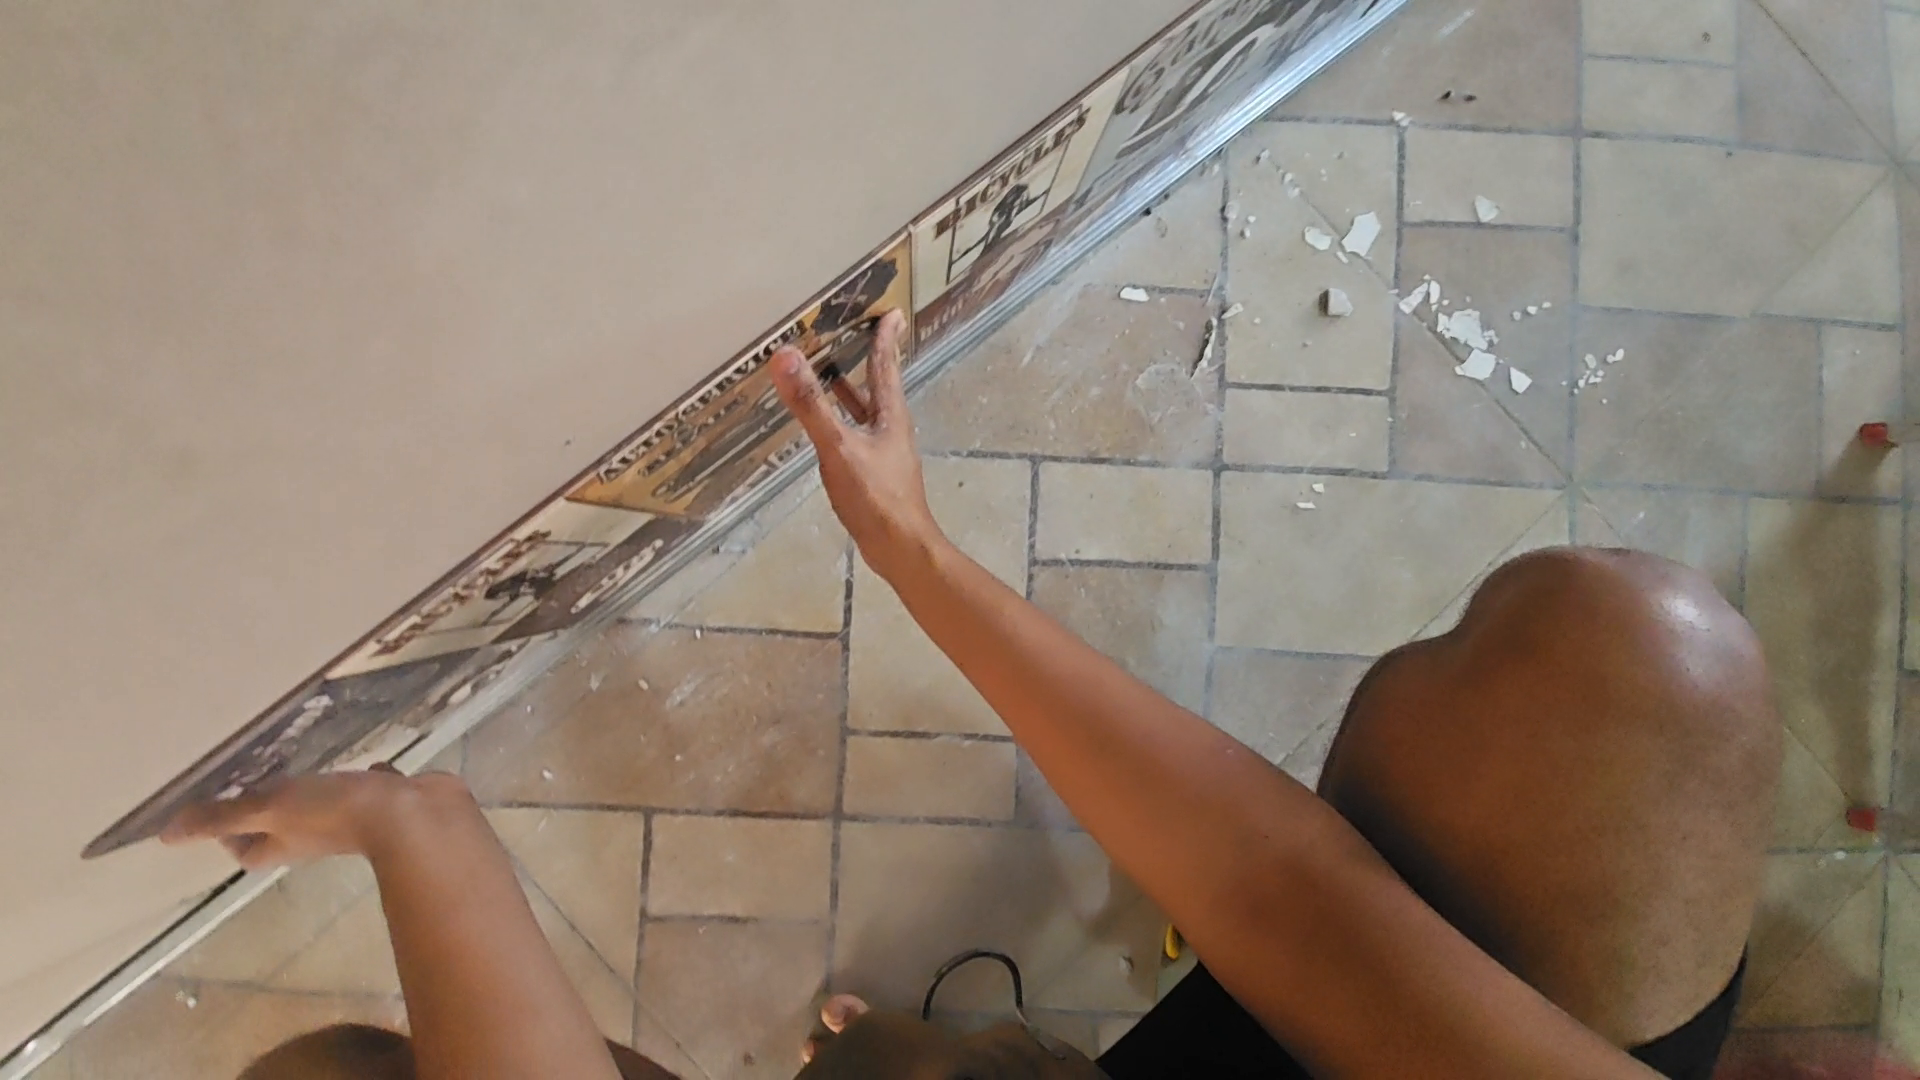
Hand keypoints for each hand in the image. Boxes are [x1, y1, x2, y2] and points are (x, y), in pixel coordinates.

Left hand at [160, 766, 425, 869]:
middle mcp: (310, 838)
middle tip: (274, 764)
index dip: (227, 818)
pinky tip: (373, 764)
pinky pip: (369, 790)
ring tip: (321, 757)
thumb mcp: (270, 808)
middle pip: (281, 820)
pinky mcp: (386, 804)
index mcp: (276, 846)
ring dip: (322, 784)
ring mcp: (352, 820)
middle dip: (277, 797)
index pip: (237, 839)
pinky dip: (368, 778)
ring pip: (326, 802)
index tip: (229, 786)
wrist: (413, 815)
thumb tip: (164, 836)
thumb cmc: (336, 812)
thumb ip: (223, 817)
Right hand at [772, 309, 945, 582]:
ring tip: (833, 377)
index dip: (886, 339)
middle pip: (879, 388)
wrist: (901, 548)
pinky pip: (857, 438)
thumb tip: (786, 356)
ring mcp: (885, 455)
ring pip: (867, 414)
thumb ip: (812, 405)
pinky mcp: (876, 476)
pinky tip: (829, 433)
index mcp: (889, 416)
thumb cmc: (876, 497)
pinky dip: (843, 423)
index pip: (886, 367)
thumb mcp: (838, 447)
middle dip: (869, 361)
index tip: (894, 313)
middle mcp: (891, 431)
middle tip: (858, 336)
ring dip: (853, 394)